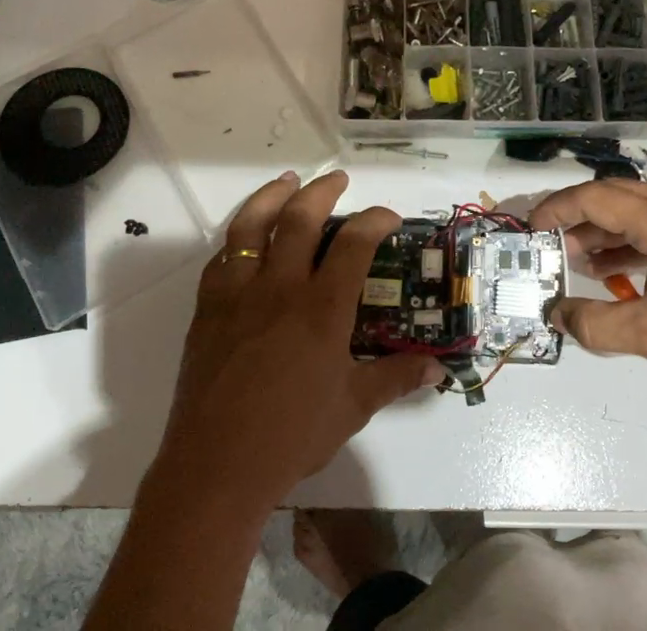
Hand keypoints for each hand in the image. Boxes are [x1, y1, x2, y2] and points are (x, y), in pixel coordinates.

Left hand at [147, 170, 442, 514]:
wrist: (217, 466)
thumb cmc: (292, 437)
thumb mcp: (354, 407)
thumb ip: (396, 378)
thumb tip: (438, 368)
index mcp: (322, 309)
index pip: (355, 243)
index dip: (375, 219)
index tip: (388, 217)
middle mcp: (280, 289)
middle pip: (300, 218)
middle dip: (322, 191)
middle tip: (338, 180)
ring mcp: (238, 296)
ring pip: (252, 226)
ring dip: (272, 196)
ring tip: (287, 181)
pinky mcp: (208, 311)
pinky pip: (222, 259)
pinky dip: (238, 238)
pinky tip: (246, 239)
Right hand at [530, 179, 646, 388]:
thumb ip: (595, 325)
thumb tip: (557, 315)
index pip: (594, 198)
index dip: (557, 209)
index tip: (532, 227)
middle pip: (616, 195)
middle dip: (579, 218)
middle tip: (554, 246)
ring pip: (642, 208)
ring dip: (609, 230)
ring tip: (585, 261)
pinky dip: (637, 238)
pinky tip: (629, 270)